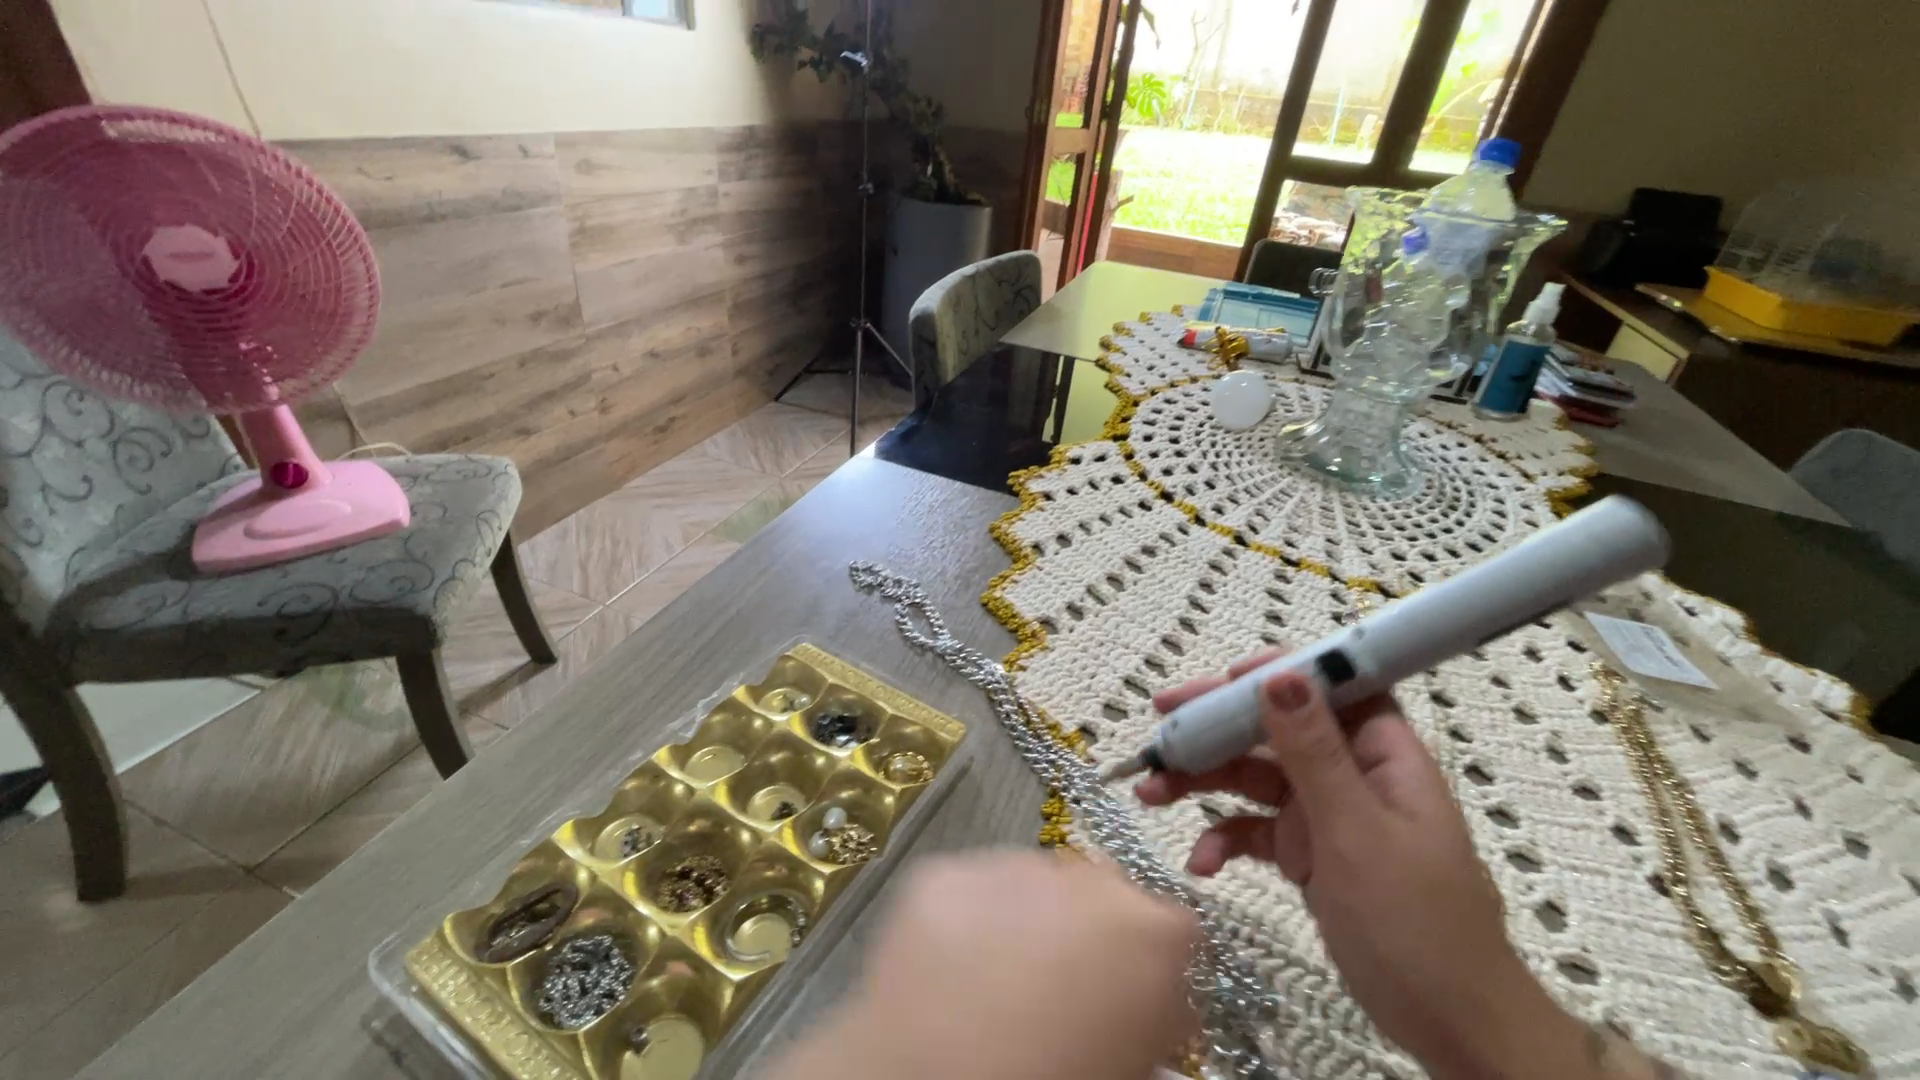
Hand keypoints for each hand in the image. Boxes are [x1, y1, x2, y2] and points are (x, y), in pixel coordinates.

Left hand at [766, 851, 1197, 1079]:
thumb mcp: (1131, 1062)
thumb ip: (1156, 1015)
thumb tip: (1159, 1001)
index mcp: (1150, 929)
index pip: (1173, 925)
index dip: (1154, 959)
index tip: (1133, 988)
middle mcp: (1085, 876)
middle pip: (1102, 887)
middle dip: (1090, 925)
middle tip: (1060, 981)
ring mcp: (1008, 864)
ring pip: (1033, 881)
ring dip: (1029, 914)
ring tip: (998, 973)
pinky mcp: (943, 869)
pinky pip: (971, 887)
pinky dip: (969, 916)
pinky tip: (954, 963)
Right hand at [1135, 652, 1594, 1079]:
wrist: (1449, 1024)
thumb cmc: (1414, 922)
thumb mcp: (1356, 832)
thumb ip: (1313, 753)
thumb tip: (1281, 676)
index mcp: (1380, 753)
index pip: (1329, 686)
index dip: (1276, 674)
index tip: (1221, 681)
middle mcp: (1350, 771)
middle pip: (1274, 730)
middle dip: (1215, 730)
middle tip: (1158, 731)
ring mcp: (1326, 813)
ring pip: (1254, 778)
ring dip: (1203, 783)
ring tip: (1150, 792)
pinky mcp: (1308, 852)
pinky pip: (1255, 830)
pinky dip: (1225, 841)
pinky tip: (1200, 864)